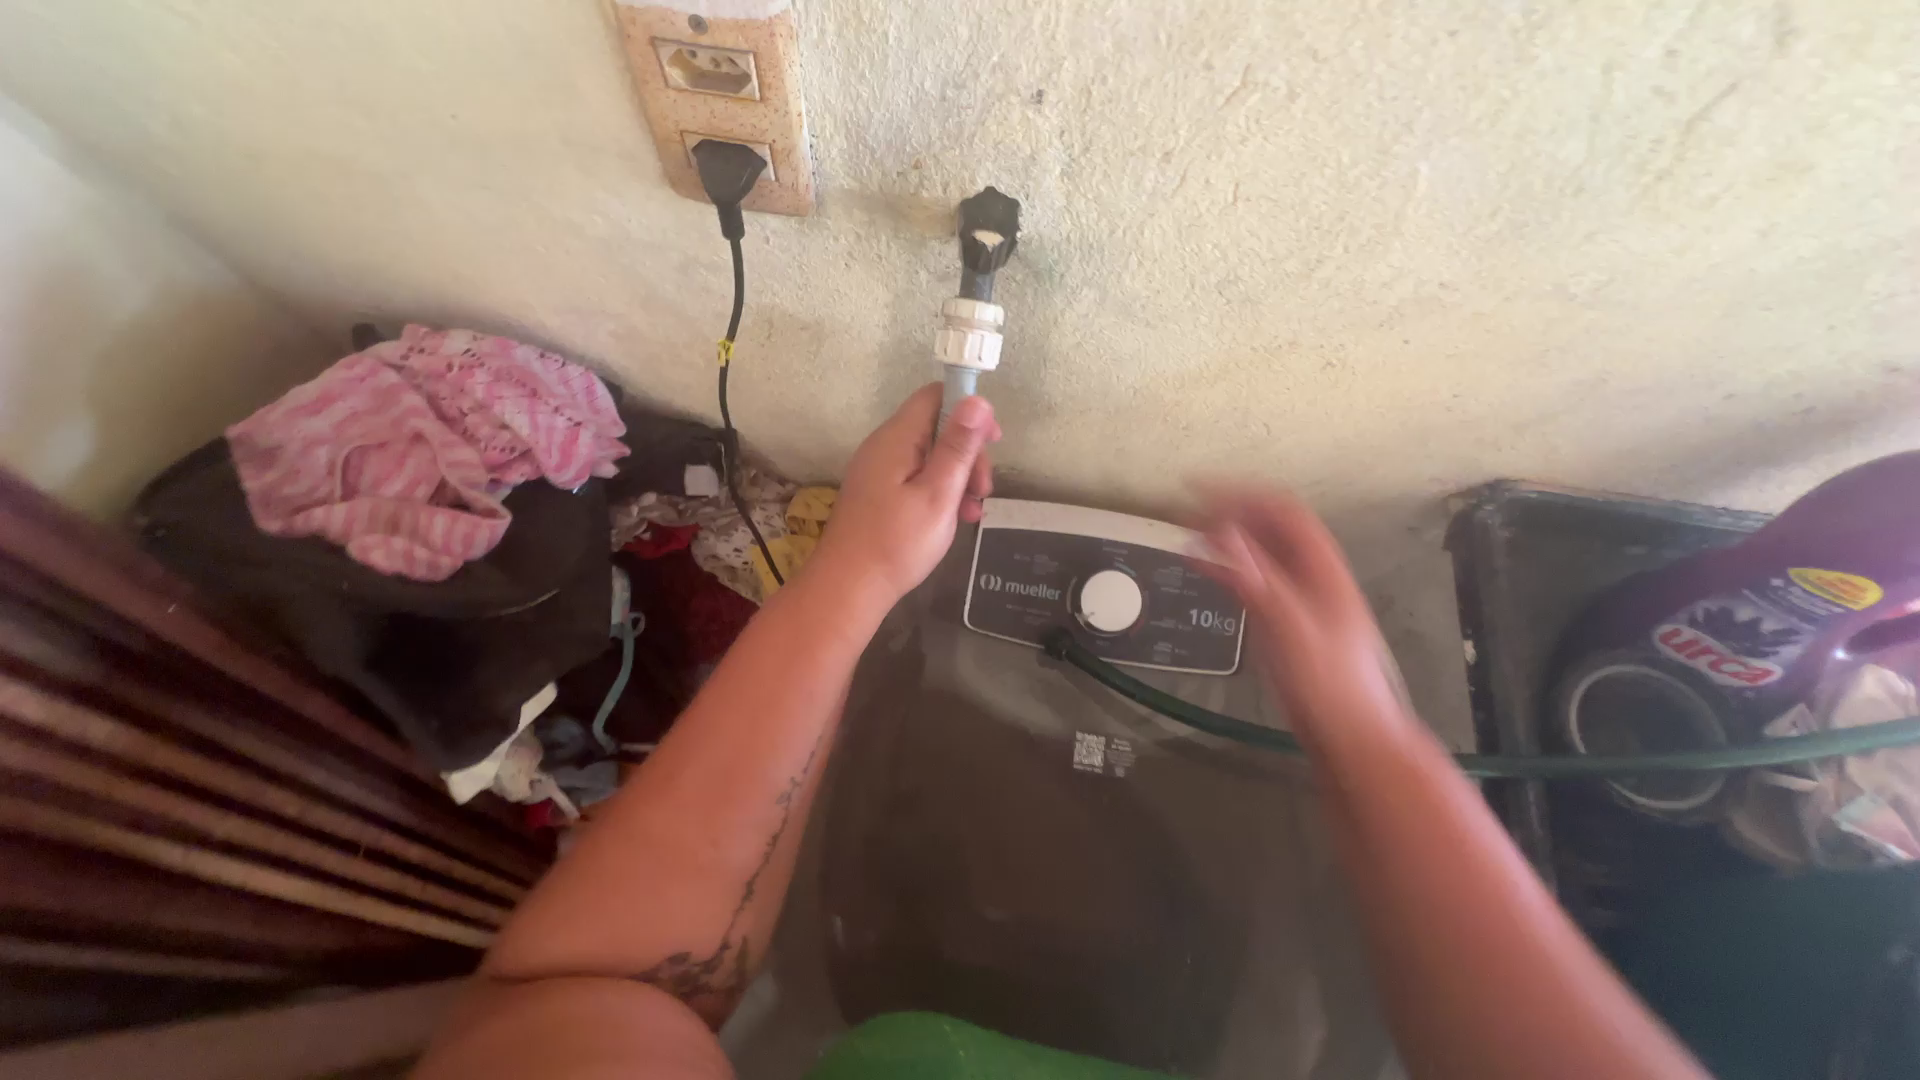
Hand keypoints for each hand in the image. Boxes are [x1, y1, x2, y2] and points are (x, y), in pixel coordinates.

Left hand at [810, 384, 998, 600]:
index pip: (935, 396)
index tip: (993, 441)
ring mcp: (879, 471)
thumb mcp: (938, 493)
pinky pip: (916, 478)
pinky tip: (955, 519)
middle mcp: (884, 447)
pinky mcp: (879, 494)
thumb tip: (977, 399)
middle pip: (936, 428)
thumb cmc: (897, 542)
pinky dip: (940, 492)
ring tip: (973, 512)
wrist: (849, 587)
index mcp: (896, 439)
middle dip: (968, 453)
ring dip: (958, 477)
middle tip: (984, 490)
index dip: (969, 410)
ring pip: (929, 457)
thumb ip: (958, 446)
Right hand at [1197, 490, 1411, 733]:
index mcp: (1322, 569)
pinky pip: (1251, 580)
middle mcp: (1311, 576)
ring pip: (1259, 552)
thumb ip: (1257, 579)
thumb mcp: (1290, 626)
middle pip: (1270, 527)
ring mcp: (1298, 597)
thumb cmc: (1329, 684)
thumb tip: (1225, 534)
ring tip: (1190, 532)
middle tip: (1187, 511)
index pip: (1282, 511)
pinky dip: (1226, 567)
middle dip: (1229, 511)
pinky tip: (1204, 567)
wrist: (1349, 734)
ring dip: (1226, 538)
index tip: (1198, 488)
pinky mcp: (1283, 620)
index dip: (1242, 492)